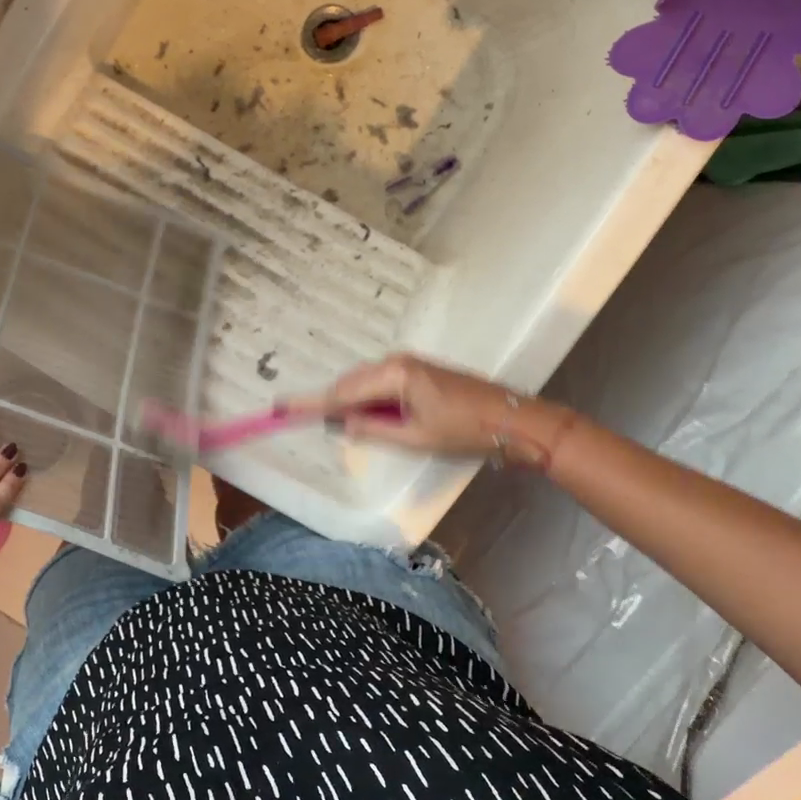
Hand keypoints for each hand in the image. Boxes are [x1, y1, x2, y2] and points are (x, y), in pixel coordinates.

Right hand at [283, 353, 575, 468]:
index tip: (282, 406)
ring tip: (342, 425)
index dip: (312, 402)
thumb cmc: (467, 431)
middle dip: (331, 402)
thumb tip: (340, 425)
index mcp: (395, 374)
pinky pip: (381, 383)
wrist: (518, 421)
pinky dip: (369, 399)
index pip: (343, 392)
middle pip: (350, 383)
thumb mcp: (416, 438)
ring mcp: (409, 364)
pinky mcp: (419, 372)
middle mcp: (397, 361)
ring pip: (365, 383)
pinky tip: (370, 416)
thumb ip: (373, 430)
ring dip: (352, 403)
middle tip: (305, 419)